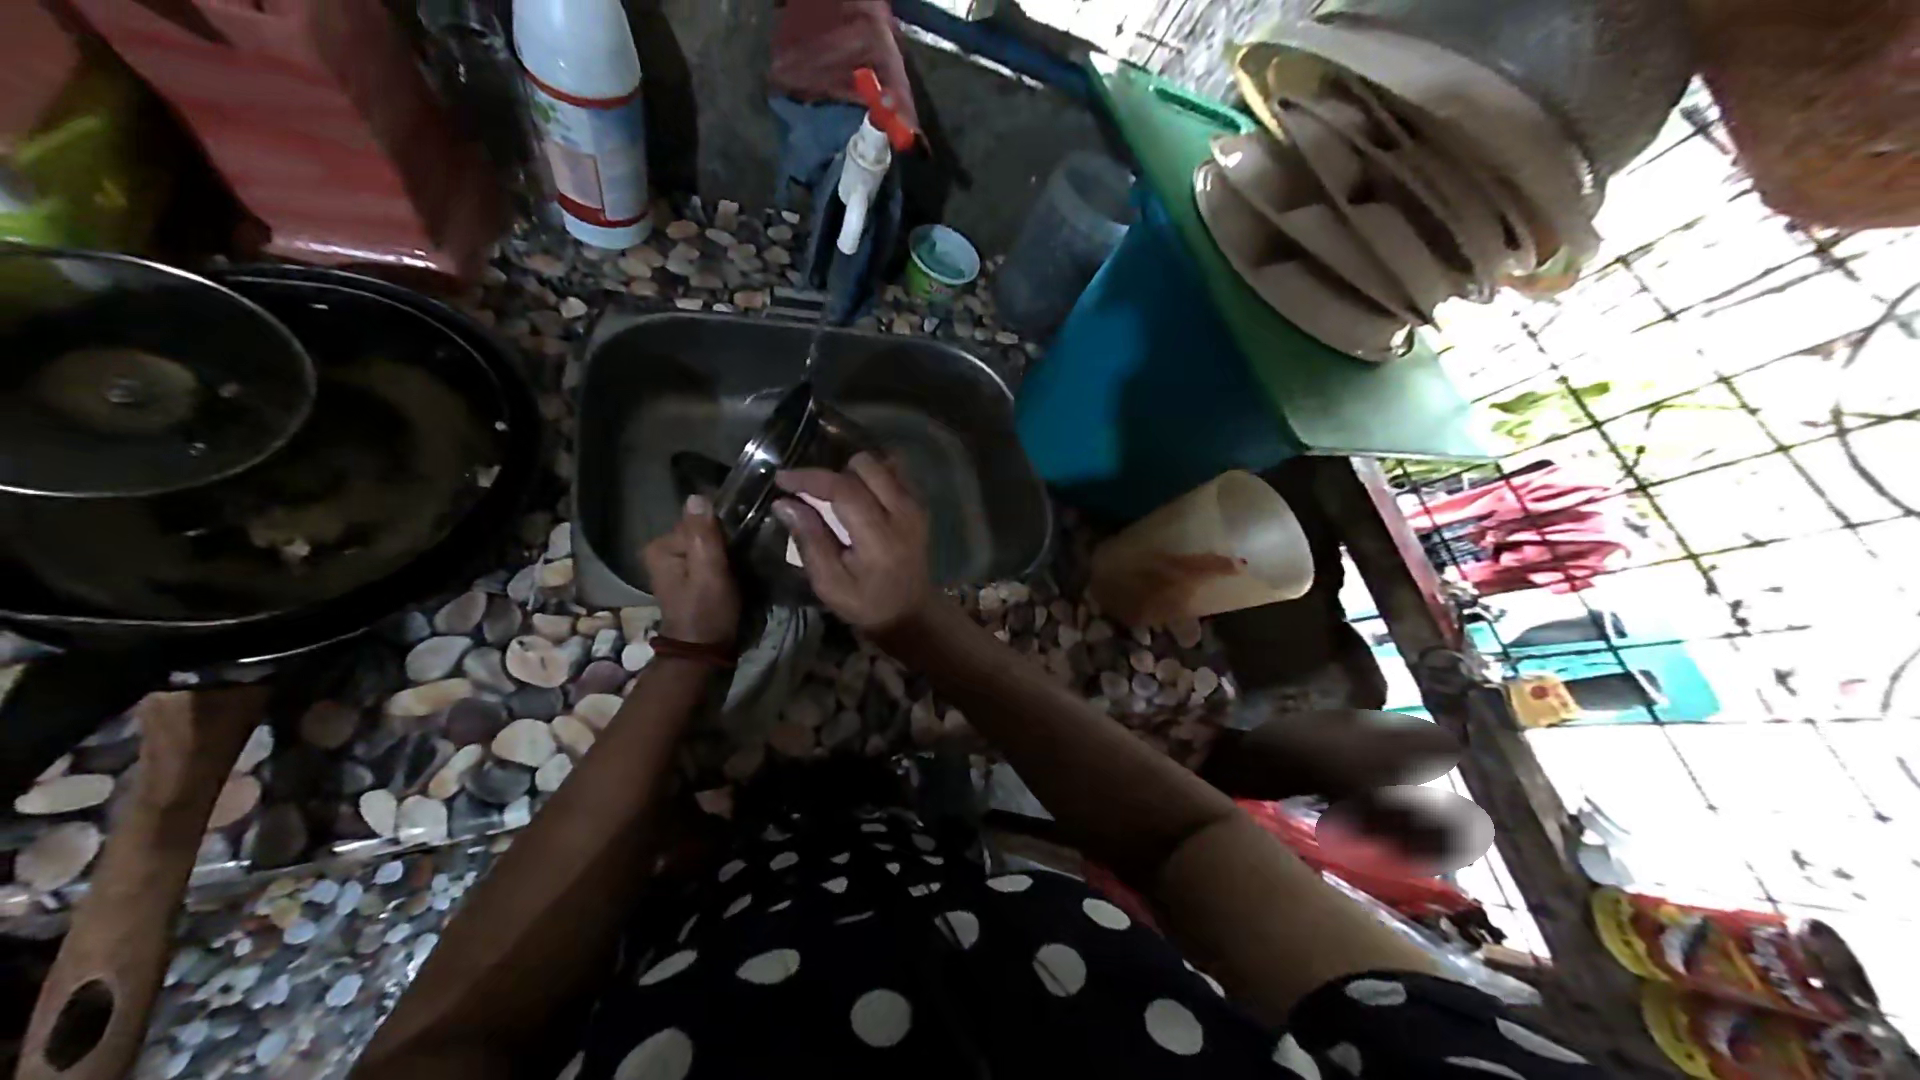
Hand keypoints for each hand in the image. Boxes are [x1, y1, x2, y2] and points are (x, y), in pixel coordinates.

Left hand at [642, 494, 739, 644]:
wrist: (703, 651)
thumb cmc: (707, 611)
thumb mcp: (710, 571)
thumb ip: (703, 535)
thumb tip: (697, 496)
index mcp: (660, 546)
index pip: (699, 520)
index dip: (723, 531)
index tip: (740, 546)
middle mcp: (661, 550)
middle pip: (703, 531)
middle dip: (724, 541)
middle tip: (741, 560)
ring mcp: (673, 564)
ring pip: (708, 544)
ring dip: (726, 552)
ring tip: (741, 567)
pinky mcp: (686, 576)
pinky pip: (708, 557)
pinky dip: (722, 562)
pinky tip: (732, 574)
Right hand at [773, 452, 932, 632]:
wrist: (911, 613)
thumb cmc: (866, 604)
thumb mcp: (829, 583)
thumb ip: (809, 540)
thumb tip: (784, 502)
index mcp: (879, 537)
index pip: (844, 489)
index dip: (810, 478)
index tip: (782, 479)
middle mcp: (903, 513)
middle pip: (866, 465)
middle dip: (834, 473)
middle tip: (815, 494)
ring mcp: (916, 506)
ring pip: (882, 463)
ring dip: (854, 473)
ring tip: (838, 495)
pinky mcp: (921, 505)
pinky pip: (896, 472)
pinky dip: (873, 476)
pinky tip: (860, 495)